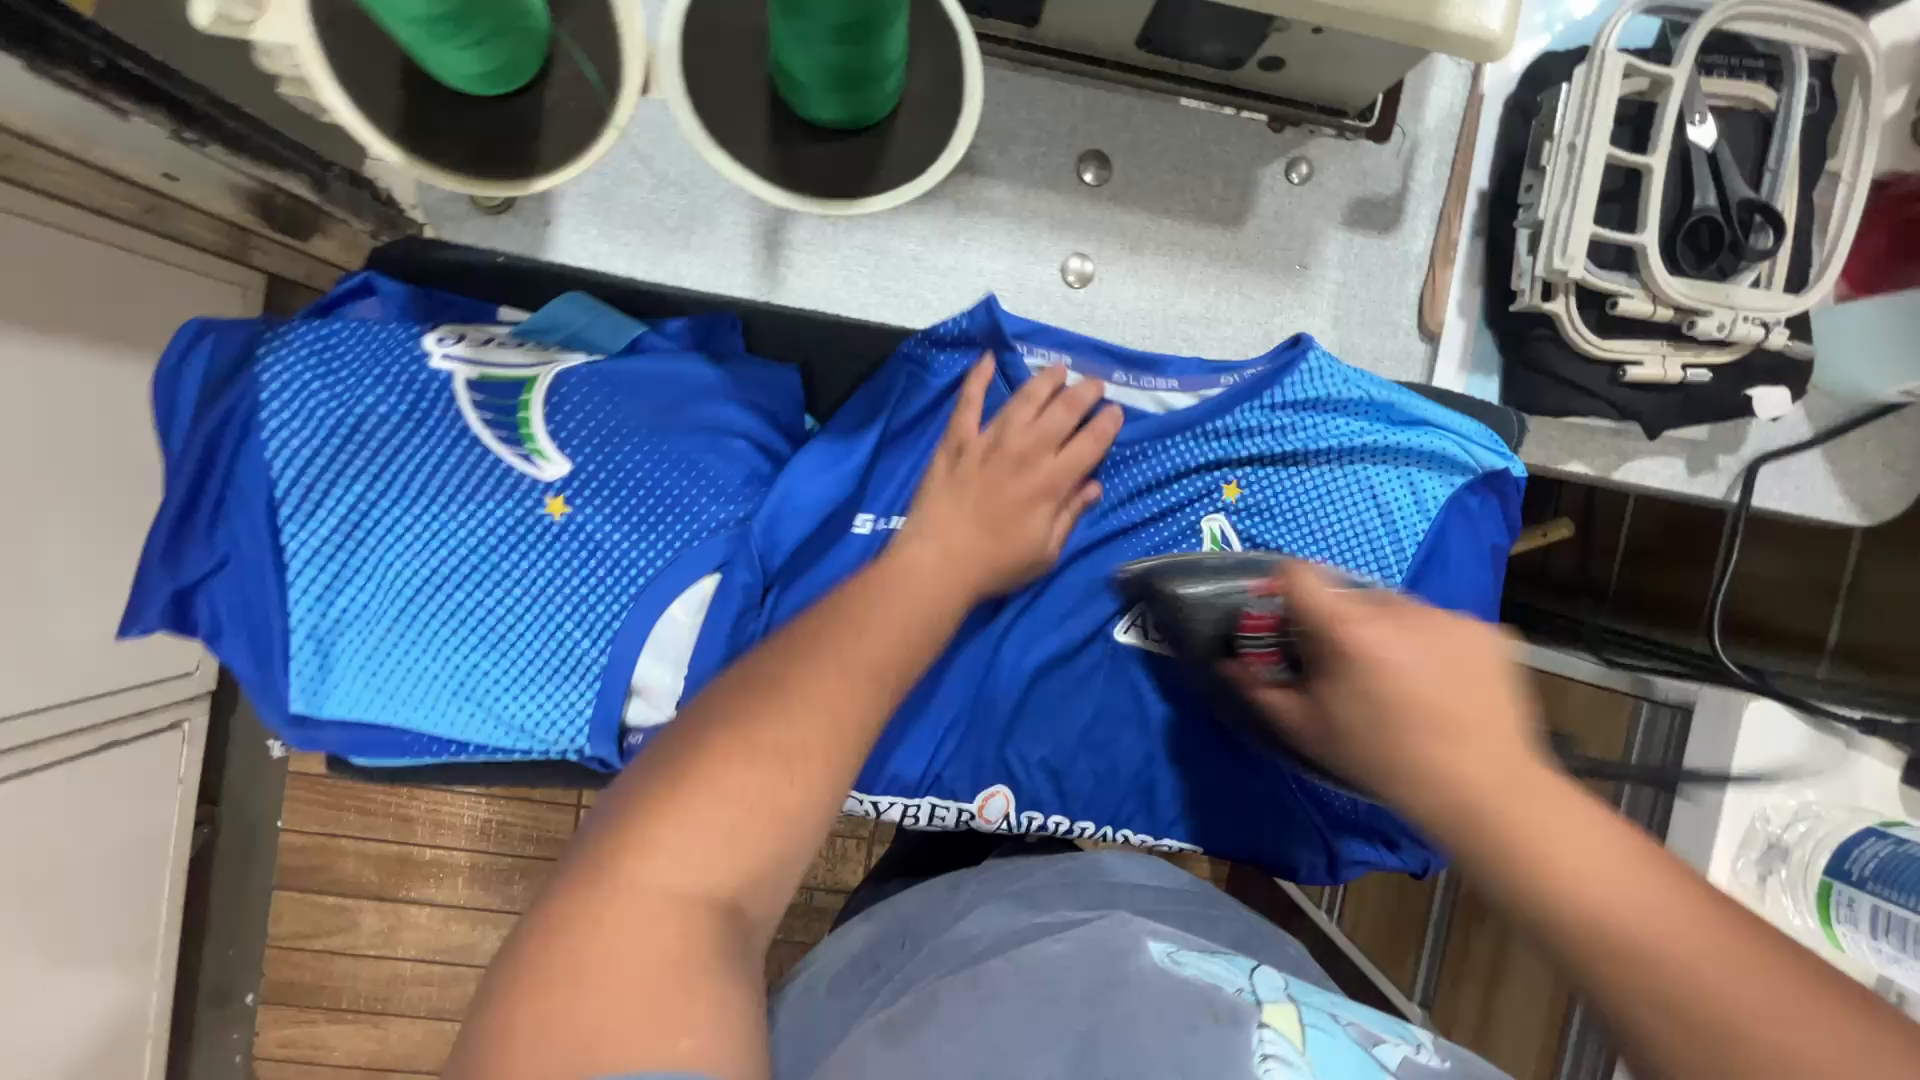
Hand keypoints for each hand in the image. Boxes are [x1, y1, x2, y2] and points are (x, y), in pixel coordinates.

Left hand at [890, 354, 1122, 602]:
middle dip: (1085, 392)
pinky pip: (969, 401)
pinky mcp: (957, 440)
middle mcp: (1027, 451)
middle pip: (1064, 410)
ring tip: (1060, 368)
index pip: (1091, 442)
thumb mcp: (1046, 551)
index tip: (1116, 411)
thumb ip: (1071, 514)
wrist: (938, 562)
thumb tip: (1093, 486)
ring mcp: (989, 441)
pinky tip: (987, 358)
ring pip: (1024, 399)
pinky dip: (978, 377)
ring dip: (1046, 379)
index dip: (1108, 423)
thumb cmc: (996, 565)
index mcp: (1053, 481)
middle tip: (1095, 384)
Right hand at [1222, 561, 1550, 824]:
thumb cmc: (1379, 759)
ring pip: (1396, 607)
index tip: (1287, 615)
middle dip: (1338, 620)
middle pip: (1348, 593)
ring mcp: (1448, 615)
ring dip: (1384, 630)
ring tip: (1396, 678)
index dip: (1284, 587)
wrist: (1483, 790)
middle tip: (1344, 664)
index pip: (1298, 573)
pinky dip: (1429, 642)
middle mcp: (1397, 608)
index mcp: (1346, 628)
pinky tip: (1438, 682)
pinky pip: (1440, 623)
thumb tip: (1227, 661)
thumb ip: (1257, 688)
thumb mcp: (1305, 729)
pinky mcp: (1487, 629)